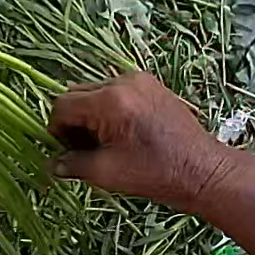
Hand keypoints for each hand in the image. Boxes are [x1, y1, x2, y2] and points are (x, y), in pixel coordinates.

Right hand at [46, 72, 244, 210]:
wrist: (203, 171)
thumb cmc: (156, 174)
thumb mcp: (107, 173)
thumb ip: (73, 164)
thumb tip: (52, 165)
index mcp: (110, 100)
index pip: (63, 105)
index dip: (56, 130)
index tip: (64, 152)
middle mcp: (124, 81)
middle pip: (78, 94)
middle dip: (73, 122)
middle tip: (82, 151)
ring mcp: (140, 80)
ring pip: (96, 92)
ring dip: (90, 117)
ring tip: (103, 145)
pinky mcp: (152, 86)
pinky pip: (117, 92)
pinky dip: (109, 111)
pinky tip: (120, 136)